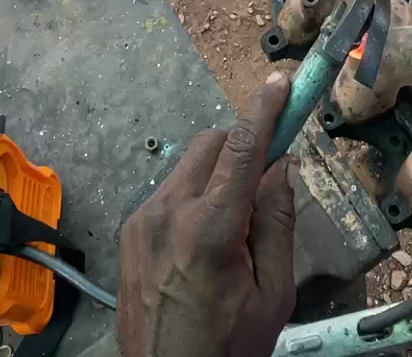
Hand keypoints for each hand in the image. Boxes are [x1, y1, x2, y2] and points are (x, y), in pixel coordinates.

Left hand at [116, 72, 298, 356]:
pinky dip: (194, 193)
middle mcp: (169, 212)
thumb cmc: (230, 349)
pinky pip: (170, 190)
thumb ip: (277, 220)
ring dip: (217, 171)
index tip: (281, 82)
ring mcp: (143, 219)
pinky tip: (202, 237)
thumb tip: (281, 163)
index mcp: (211, 230)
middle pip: (211, 143)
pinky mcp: (130, 229)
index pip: (242, 148)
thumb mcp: (274, 295)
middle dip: (240, 144)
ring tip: (232, 220)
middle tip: (264, 174)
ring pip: (189, 164)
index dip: (264, 110)